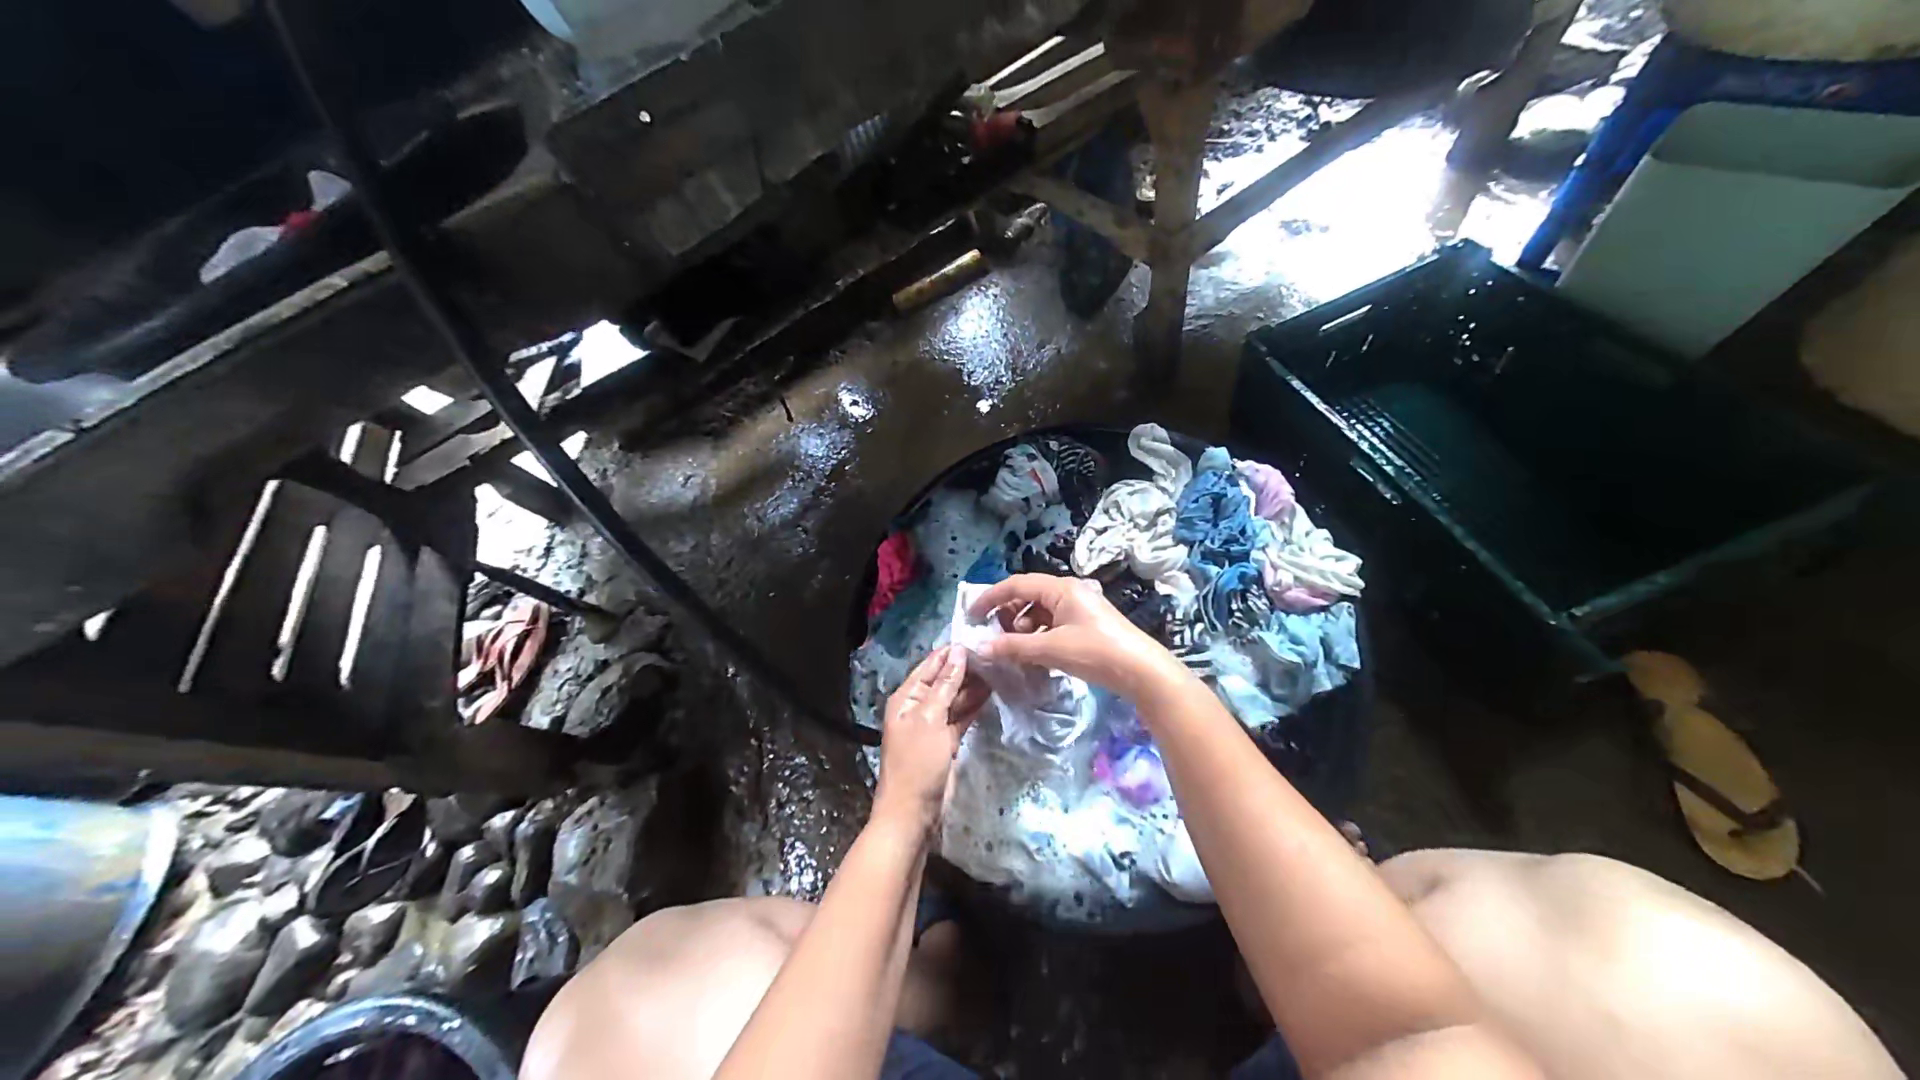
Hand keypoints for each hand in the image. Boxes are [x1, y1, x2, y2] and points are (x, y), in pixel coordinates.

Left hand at [873, 645, 985, 836]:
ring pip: (954, 698)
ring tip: (999, 668)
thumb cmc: (917, 763)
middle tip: (996, 652)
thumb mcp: (930, 719)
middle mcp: (918, 707)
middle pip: (943, 680)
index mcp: (907, 697)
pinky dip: (974, 706)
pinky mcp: (946, 742)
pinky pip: (961, 717)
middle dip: (966, 667)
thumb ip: (945, 685)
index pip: (930, 665)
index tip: (978, 637)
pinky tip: (992, 694)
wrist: (912, 812)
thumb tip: (959, 652)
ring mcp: (932, 725)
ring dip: (973, 686)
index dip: (952, 652)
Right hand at [967, 574, 1190, 702]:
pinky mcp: (1086, 625)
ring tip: (1016, 647)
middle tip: (994, 634)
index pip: (1016, 584)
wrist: (1141, 671)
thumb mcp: (1051, 649)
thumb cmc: (1095, 652)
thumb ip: (1014, 647)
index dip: (991, 597)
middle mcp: (1069, 592)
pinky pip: (1052, 623)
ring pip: (1040, 611)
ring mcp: (1079, 608)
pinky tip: (1035, 654)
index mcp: (1061, 588)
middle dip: (1007, 613)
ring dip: (1023, 626)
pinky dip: (1038, 634)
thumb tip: (981, 647)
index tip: (972, 614)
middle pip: (1028, 595)